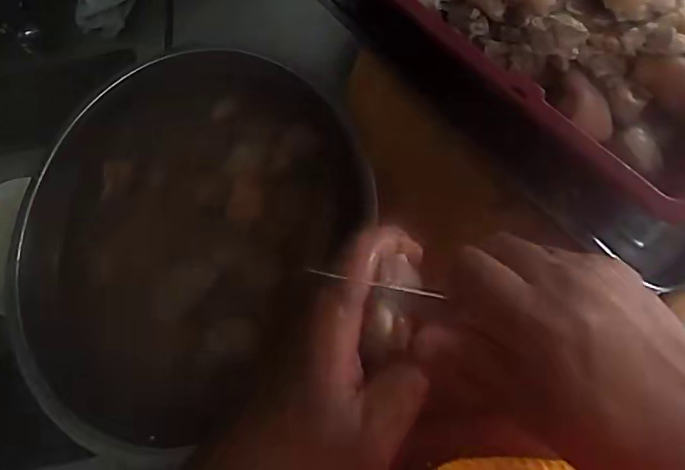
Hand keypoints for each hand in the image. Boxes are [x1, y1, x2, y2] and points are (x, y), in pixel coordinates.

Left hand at [196, 226, 430, 469]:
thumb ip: (407, 384)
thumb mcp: (373, 429)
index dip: (394, 238)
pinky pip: (342, 315)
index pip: (362, 246)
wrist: (254, 466)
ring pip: (350, 290)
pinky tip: (385, 357)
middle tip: (429, 305)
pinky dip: (367, 322)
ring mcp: (305, 320)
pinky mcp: (303, 342)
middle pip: (357, 264)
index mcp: (333, 309)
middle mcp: (315, 302)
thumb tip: (431, 347)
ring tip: (414, 330)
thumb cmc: (312, 447)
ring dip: (381, 299)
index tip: (426, 255)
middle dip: (394, 273)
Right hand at [414, 233, 684, 469]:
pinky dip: (556, 275)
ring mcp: (592, 267)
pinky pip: (568, 256)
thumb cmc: (611, 436)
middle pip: (497, 244)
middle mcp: (559, 275)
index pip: (468, 262)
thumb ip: (477, 363)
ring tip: (536, 313)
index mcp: (534, 313)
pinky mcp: (620, 269)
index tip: (460, 309)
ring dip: (520, 271)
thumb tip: (425, 336)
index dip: (455, 281)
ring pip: (532, 248)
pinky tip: (577, 314)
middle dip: (484, 270)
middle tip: (492, 309)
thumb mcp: (536, 410)